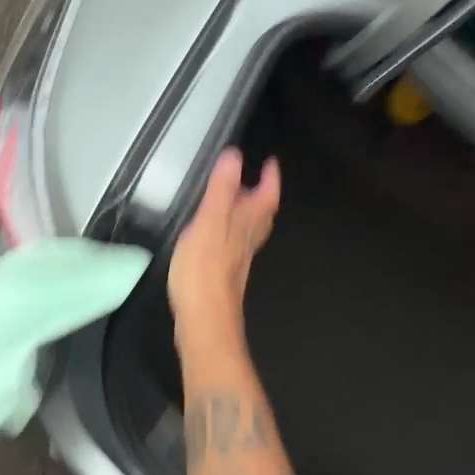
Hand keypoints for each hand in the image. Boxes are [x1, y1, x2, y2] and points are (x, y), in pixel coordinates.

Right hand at [168, 148, 279, 338]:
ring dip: (245, 213)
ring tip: (235, 201)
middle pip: (261, 213)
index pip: (267, 194)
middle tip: (253, 179)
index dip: (270, 178)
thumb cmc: (205, 270)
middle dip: (260, 194)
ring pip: (248, 229)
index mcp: (246, 222)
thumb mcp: (209, 221)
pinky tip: (216, 233)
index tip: (271, 162)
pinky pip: (232, 242)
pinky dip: (230, 230)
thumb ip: (221, 189)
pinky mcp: (223, 272)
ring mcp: (237, 257)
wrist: (204, 318)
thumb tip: (235, 156)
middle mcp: (247, 238)